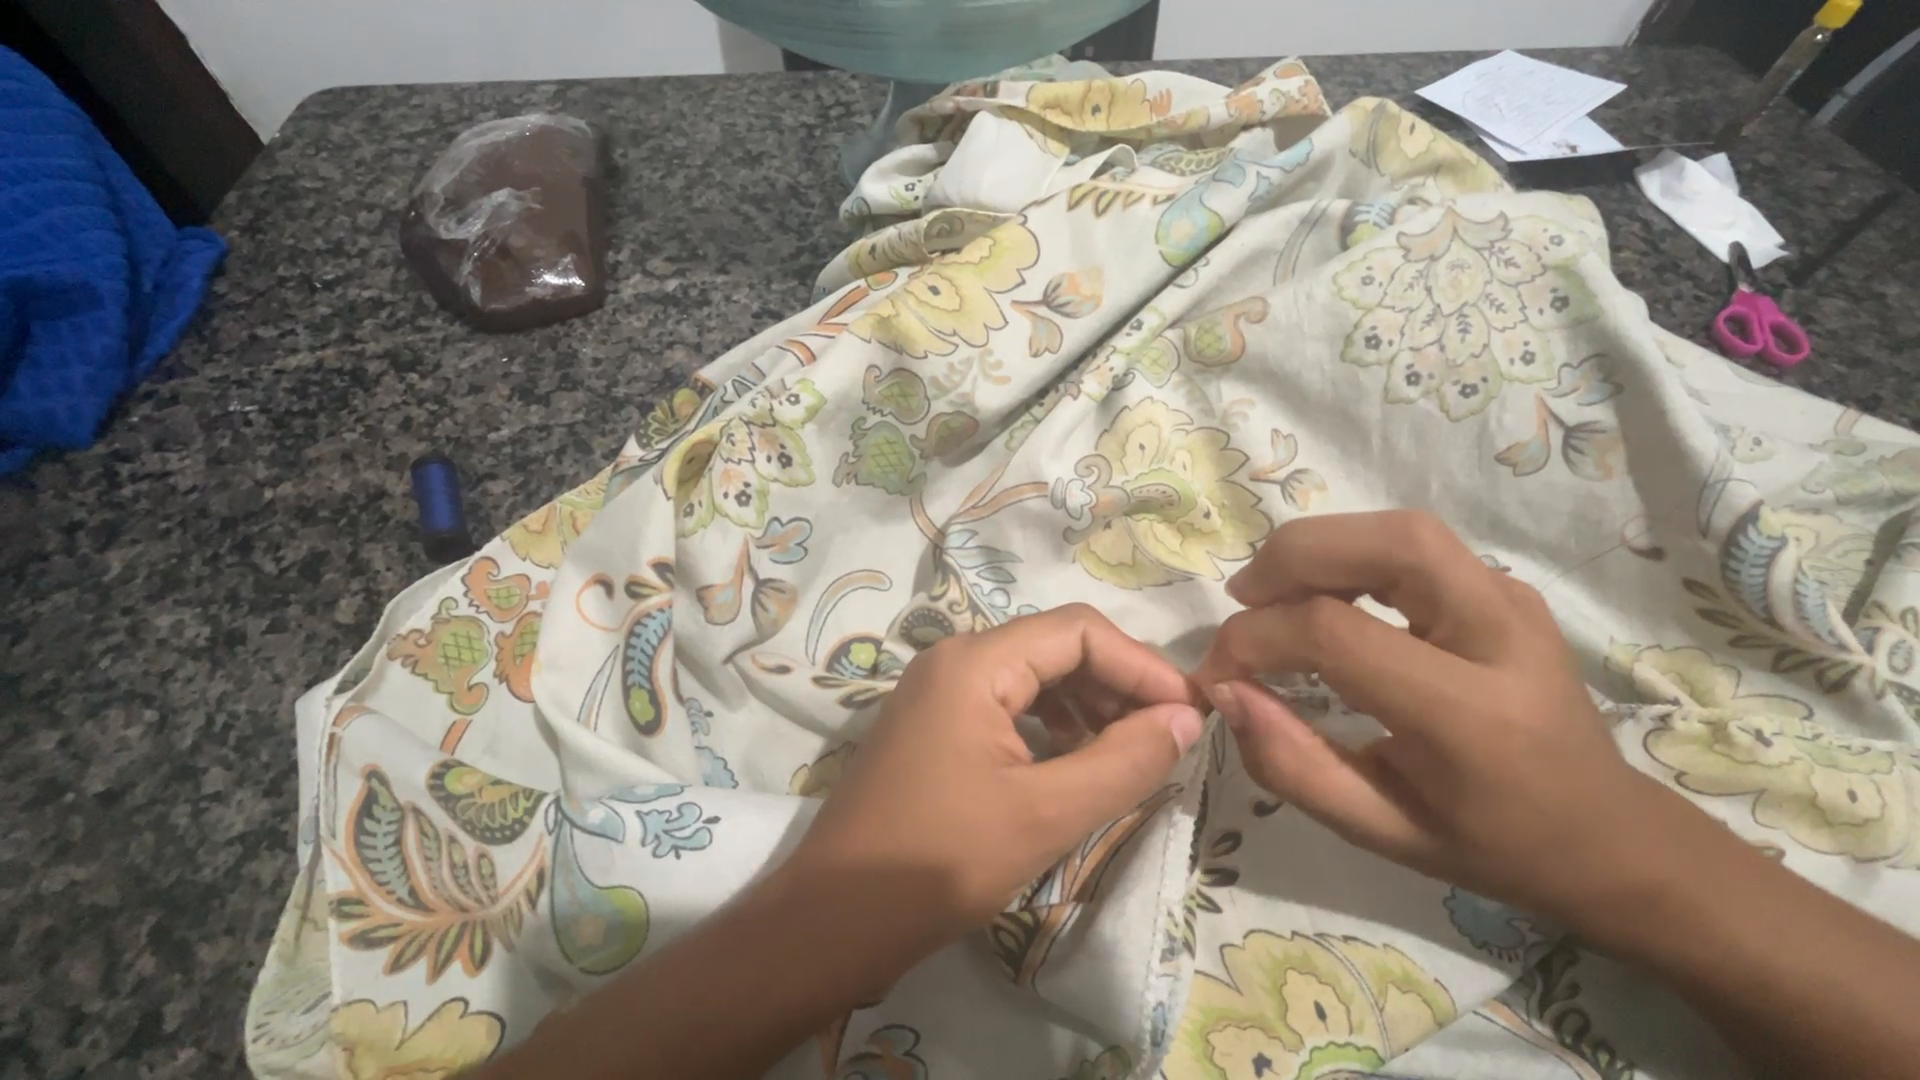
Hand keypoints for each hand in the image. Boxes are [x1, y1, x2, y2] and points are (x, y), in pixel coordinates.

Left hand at [779, 603, 1204, 968]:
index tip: (1190, 714)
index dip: (1142, 666)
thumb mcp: (1046, 814)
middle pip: (1055, 647)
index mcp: (974, 663)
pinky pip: (1006, 705)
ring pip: (1032, 677)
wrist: (836, 918)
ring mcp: (937, 693)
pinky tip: (1075, 763)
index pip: (1078, 631)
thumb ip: (1124, 761)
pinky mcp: (933, 727)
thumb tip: (1187, 719)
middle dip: (1117, 685)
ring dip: (1087, 706)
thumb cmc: (940, 860)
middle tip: (1167, 735)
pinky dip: (1051, 727)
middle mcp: (953, 661)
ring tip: (1129, 752)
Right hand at [1194, 510, 1687, 929]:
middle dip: (1293, 557)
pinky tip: (1323, 596)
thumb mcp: (1379, 830)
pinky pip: (1414, 546)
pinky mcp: (1505, 590)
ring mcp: (1512, 602)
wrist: (1609, 834)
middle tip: (1243, 600)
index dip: (1256, 639)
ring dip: (1321, 548)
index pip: (1336, 634)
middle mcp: (1501, 636)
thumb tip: (1227, 692)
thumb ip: (1292, 764)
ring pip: (1402, 529)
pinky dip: (1351, 555)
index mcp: (1469, 714)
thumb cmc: (1489, 844)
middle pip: (1388, 544)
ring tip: (1273, 594)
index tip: (1219, 671)